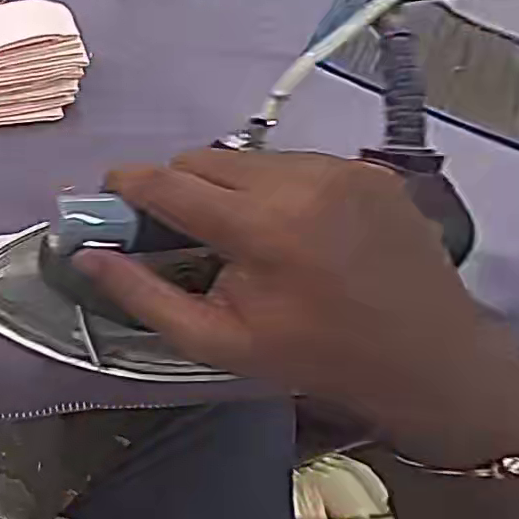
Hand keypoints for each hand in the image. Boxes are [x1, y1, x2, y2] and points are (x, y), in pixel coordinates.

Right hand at [75, 150, 518, 464]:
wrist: (431, 360)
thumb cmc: (311, 357)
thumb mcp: (214, 341)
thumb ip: (142, 295)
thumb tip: (87, 256)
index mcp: (261, 226)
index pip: (168, 181)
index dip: (127, 183)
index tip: (109, 195)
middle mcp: (301, 179)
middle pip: (202, 159)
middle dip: (176, 188)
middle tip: (177, 229)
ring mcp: (341, 168)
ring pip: (244, 157)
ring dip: (222, 186)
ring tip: (237, 233)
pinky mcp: (367, 168)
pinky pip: (288, 162)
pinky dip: (267, 186)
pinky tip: (284, 227)